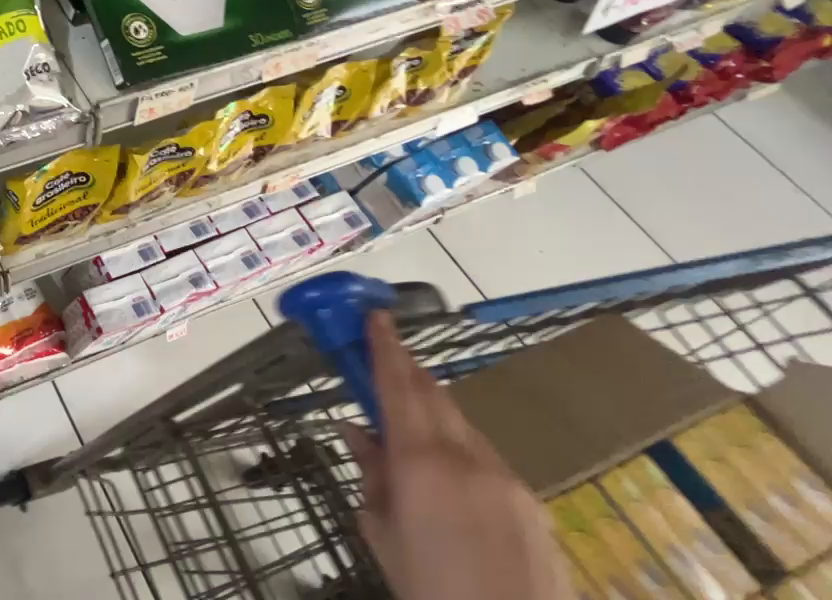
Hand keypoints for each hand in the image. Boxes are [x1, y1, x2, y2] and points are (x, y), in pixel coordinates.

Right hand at [342, 310, 572, 599]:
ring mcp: (506, 478)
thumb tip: (355, 431)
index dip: (385, 348)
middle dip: (408, 369)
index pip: (398, 388)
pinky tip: (446, 472)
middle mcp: (467, 458)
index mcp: (420, 463)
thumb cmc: (429, 588)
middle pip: (433, 396)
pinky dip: (457, 446)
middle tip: (384, 350)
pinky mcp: (531, 502)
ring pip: (461, 426)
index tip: (376, 315)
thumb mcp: (382, 533)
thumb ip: (371, 474)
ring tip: (407, 416)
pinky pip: (485, 457)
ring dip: (432, 409)